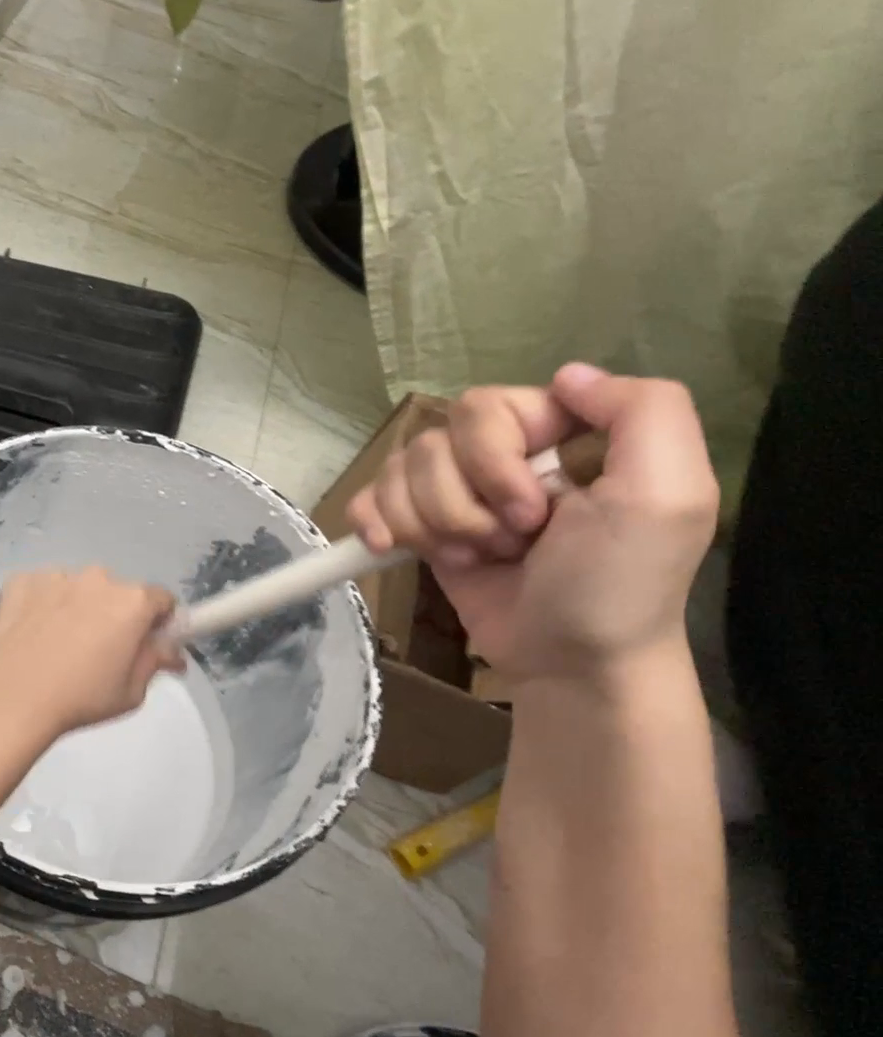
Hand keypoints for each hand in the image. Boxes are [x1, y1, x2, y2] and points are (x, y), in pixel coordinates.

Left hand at [0, 568, 184, 737]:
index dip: (159, 622)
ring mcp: (55, 576)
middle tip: (99, 651)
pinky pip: (41, 590)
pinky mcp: (20, 581)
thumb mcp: (132, 691)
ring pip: (76, 589)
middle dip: (114, 615)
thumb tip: (170, 650)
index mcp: (131, 601)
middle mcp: (96, 578)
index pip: (161, 600)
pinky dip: (41, 606)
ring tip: (58, 645)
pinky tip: (32, 635)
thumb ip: (155, 661)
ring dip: (76, 608)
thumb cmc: (80, 698)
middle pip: (116, 592)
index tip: (147, 643)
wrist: (11, 697)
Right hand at [346, 363, 718, 685]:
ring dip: (429, 523)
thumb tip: (566, 373)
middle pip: (433, 441)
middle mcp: (502, 456)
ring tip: (475, 559)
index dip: (493, 458)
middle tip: (509, 542)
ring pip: (398, 472)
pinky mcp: (419, 527)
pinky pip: (369, 498)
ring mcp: (454, 492)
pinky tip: (390, 548)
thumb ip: (644, 412)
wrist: (568, 662)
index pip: (484, 407)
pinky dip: (374, 522)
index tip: (535, 512)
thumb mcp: (668, 496)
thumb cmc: (618, 584)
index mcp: (559, 437)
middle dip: (459, 501)